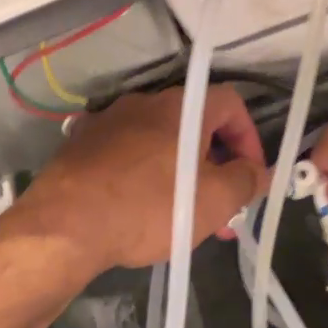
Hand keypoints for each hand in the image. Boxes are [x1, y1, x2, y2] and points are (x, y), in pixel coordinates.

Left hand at [0, 85, 267, 273]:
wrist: (66, 224)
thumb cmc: (149, 207)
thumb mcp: (214, 200)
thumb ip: (247, 181)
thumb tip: (261, 172)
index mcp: (181, 107)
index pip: (230, 103)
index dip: (249, 138)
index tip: (249, 176)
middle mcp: (144, 103)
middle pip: (195, 125)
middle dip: (216, 166)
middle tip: (222, 208)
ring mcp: (108, 121)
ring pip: (160, 143)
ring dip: (182, 174)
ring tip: (185, 217)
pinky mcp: (81, 146)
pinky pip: (127, 155)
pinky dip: (145, 176)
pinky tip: (141, 209)